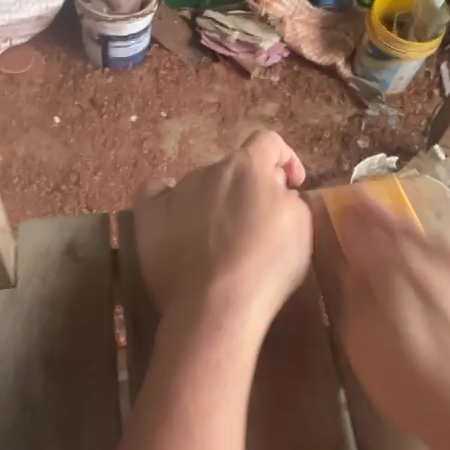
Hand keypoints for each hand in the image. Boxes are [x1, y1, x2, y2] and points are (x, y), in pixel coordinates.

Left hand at [133, 131, 312, 335]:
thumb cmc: (266, 268)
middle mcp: (208, 170)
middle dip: (248, 188)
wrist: (215, 307)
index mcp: (247, 167)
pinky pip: (156, 194)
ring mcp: (174, 192)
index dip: (284, 158)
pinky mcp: (148, 217)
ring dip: (214, 200)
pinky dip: (169, 201)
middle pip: (233, 168)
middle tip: (257, 224)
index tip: (291, 184)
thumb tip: (275, 189)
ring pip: (199, 185)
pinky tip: (177, 220)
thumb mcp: (301, 227)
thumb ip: (289, 197)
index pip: (268, 141)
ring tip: (218, 238)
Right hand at [330, 194, 449, 449]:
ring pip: (448, 252)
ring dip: (432, 262)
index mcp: (398, 262)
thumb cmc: (415, 388)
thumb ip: (355, 293)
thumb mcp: (362, 344)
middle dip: (392, 235)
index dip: (355, 211)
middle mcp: (443, 251)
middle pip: (409, 231)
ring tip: (428, 296)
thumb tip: (355, 264)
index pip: (367, 221)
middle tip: (382, 249)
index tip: (348, 203)